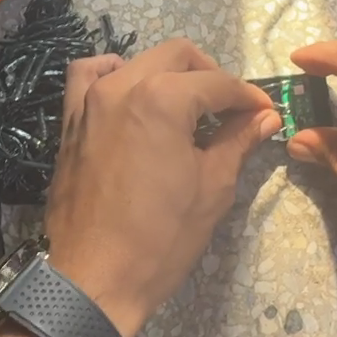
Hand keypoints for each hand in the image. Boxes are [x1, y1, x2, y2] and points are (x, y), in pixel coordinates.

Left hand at [44, 40, 281, 336]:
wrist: (95, 280)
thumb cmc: (161, 237)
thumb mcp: (212, 187)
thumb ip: (238, 140)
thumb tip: (266, 115)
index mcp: (163, 98)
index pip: (217, 83)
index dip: (247, 96)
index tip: (265, 111)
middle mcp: (124, 85)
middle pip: (178, 56)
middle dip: (212, 76)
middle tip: (231, 108)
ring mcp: (91, 99)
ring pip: (138, 60)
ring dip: (168, 72)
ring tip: (187, 104)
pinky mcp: (71, 119)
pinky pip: (89, 75)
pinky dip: (113, 73)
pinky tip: (130, 92)